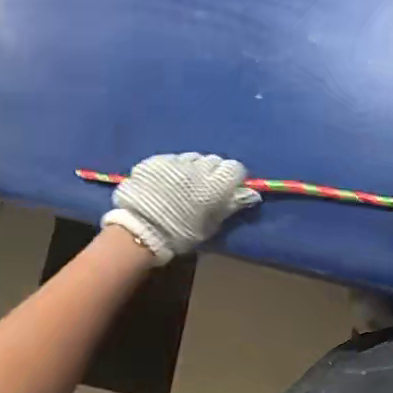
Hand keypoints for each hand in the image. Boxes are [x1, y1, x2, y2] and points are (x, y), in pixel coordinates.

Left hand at [101, 153, 260, 264]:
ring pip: (193, 158)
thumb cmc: (180, 233)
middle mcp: (198, 167)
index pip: (235, 169)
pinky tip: (165, 183)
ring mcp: (176, 161)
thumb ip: (230, 205)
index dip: (231, 179)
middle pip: (213, 161)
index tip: (226, 190)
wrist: (140, 229)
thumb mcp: (210, 225)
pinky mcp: (157, 159)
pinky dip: (173, 169)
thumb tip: (251, 194)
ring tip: (182, 186)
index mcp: (215, 184)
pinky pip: (172, 160)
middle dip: (211, 173)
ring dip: (192, 169)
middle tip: (202, 190)